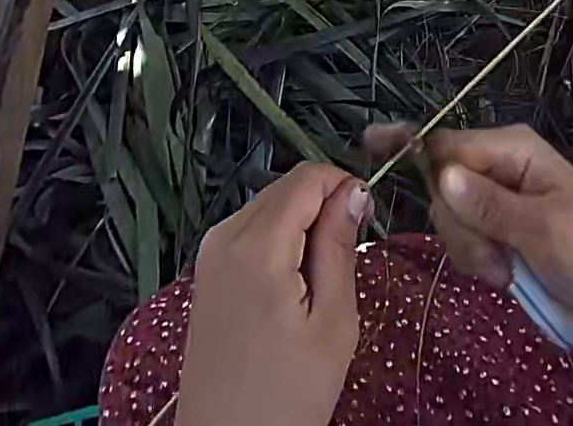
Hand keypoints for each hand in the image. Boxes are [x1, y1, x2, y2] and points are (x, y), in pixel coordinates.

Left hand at [176, 162, 369, 425]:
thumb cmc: (287, 395)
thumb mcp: (332, 322)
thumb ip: (340, 245)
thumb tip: (354, 189)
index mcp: (257, 243)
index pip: (307, 176)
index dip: (343, 185)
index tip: (366, 218)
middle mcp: (226, 232)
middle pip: (288, 186)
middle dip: (324, 203)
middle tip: (347, 252)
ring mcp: (211, 249)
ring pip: (272, 202)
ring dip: (303, 221)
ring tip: (320, 275)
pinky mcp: (207, 266)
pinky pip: (253, 226)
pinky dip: (280, 236)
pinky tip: (291, 281)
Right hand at [365, 124, 572, 327]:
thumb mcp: (545, 230)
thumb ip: (488, 204)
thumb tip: (440, 175)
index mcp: (514, 149)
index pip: (447, 144)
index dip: (409, 146)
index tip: (369, 144)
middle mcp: (504, 164)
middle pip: (444, 184)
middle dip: (458, 228)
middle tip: (495, 262)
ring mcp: (505, 196)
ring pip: (454, 215)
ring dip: (472, 250)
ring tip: (510, 273)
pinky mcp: (508, 225)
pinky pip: (472, 236)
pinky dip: (481, 259)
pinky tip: (507, 275)